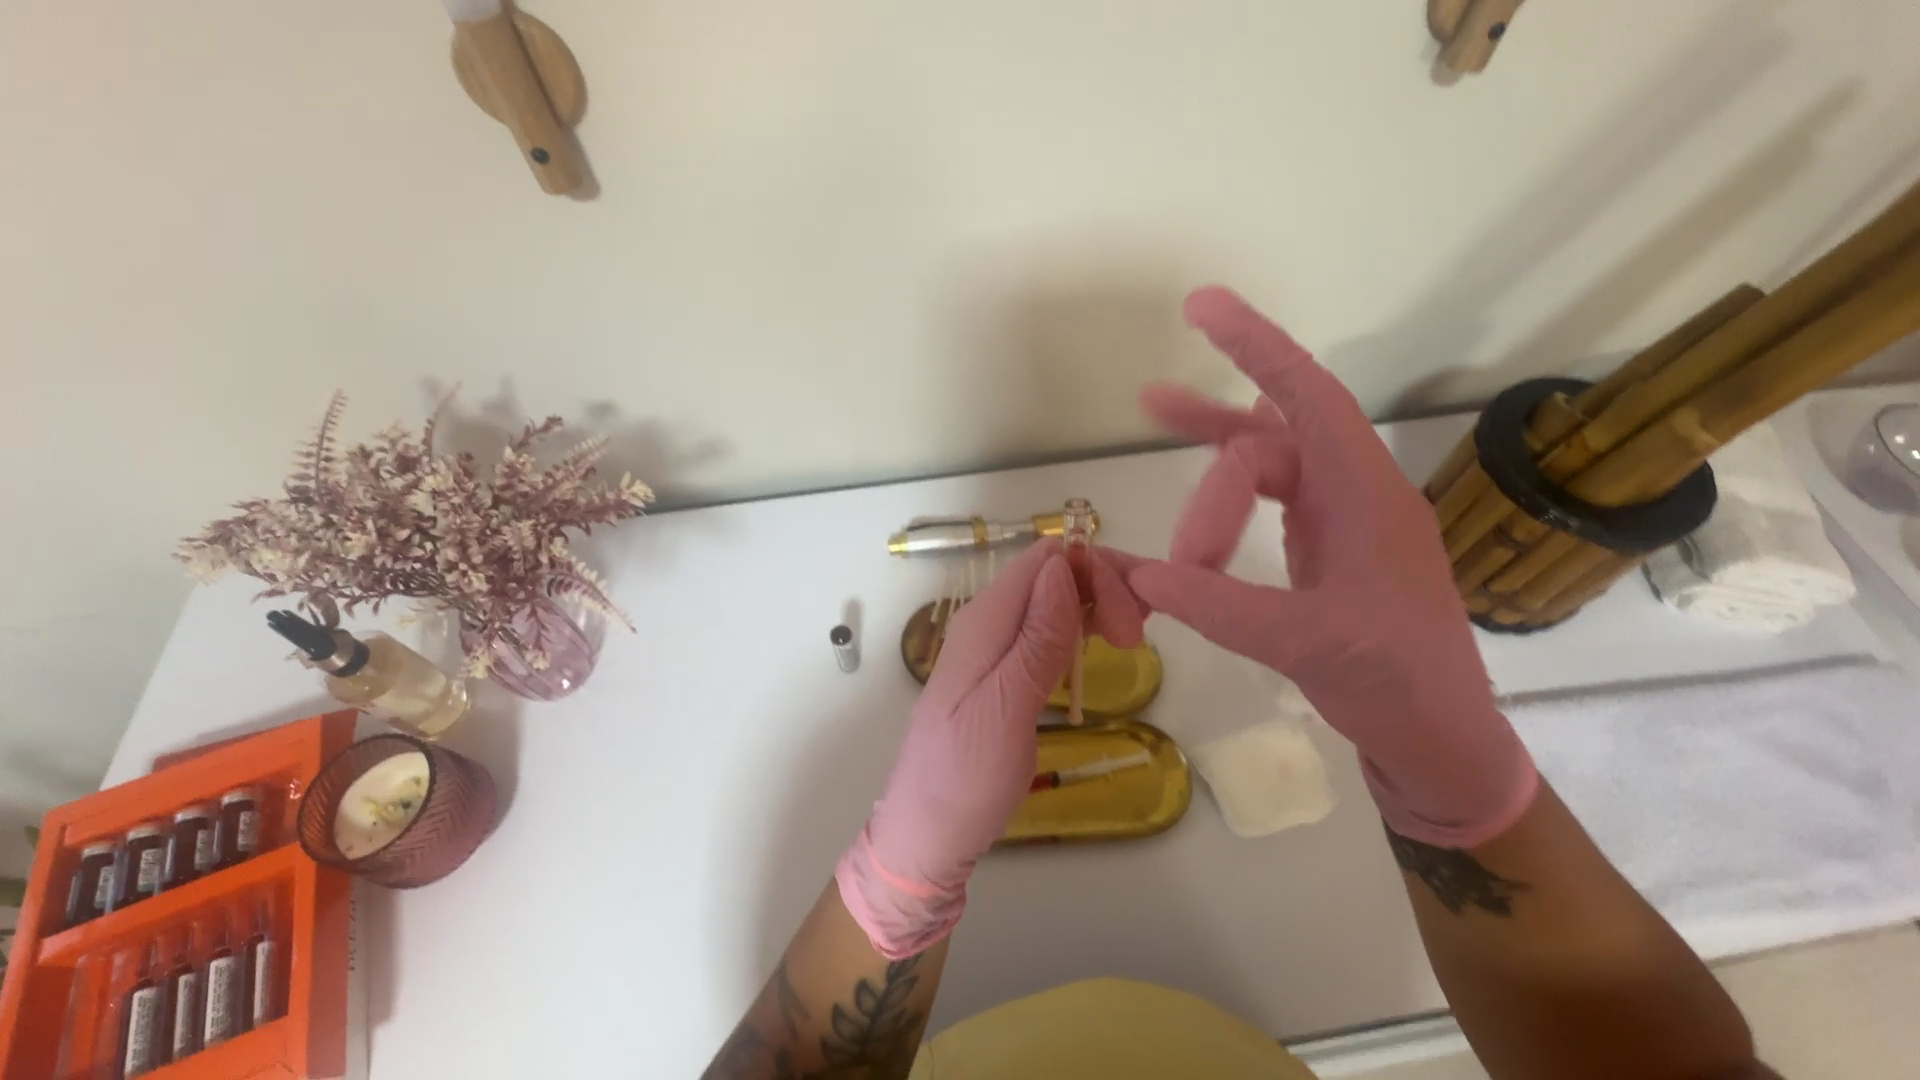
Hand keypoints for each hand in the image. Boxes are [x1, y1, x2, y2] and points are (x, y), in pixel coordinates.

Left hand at [836, 540, 1144, 957]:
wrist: (928, 832)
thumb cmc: (965, 778)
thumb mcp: (1007, 708)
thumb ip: (1036, 639)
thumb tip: (1062, 568)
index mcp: (985, 622)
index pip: (1047, 560)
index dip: (1096, 570)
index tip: (1134, 616)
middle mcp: (987, 623)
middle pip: (1052, 575)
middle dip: (1103, 587)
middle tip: (1139, 637)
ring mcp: (993, 648)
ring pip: (1052, 601)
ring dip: (1097, 607)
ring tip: (1133, 640)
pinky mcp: (1003, 673)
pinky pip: (1045, 632)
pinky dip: (1080, 632)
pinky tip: (1102, 651)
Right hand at [1120, 286, 1536, 848]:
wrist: (1439, 739)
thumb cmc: (1396, 685)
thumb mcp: (1308, 644)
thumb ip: (1221, 606)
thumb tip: (1138, 573)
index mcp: (1367, 496)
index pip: (1308, 396)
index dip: (1257, 346)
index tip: (1201, 307)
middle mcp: (1355, 494)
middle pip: (1273, 436)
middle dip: (1211, 462)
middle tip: (1158, 466)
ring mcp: (1340, 521)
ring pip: (1267, 464)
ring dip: (1211, 455)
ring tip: (1152, 415)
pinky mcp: (1325, 549)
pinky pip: (1267, 502)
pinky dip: (1223, 505)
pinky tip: (1194, 513)